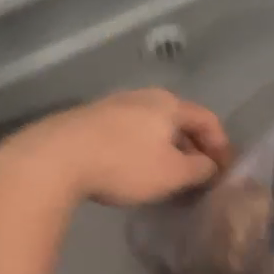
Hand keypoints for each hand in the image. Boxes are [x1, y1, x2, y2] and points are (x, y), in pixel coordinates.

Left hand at [0, 89, 232, 206]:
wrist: (49, 161)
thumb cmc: (124, 164)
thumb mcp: (174, 174)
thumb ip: (201, 169)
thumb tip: (209, 166)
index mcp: (168, 104)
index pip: (208, 120)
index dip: (221, 146)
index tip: (223, 172)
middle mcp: (141, 97)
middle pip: (178, 121)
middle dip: (192, 148)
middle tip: (197, 175)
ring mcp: (109, 106)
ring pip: (150, 128)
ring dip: (164, 150)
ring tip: (164, 177)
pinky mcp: (83, 121)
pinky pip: (124, 134)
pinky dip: (138, 150)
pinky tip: (131, 171)